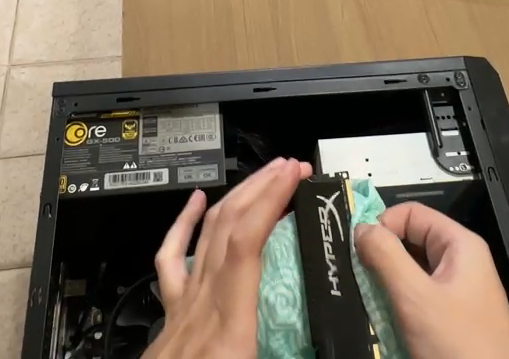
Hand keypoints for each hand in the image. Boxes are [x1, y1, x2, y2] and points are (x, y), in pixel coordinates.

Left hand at [145, 158, 312, 358]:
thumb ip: (300, 352)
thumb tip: (339, 345)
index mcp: (229, 332)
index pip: (247, 243)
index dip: (271, 200)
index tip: (295, 175)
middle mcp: (201, 310)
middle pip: (228, 227)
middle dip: (261, 187)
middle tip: (292, 168)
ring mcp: (180, 311)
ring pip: (206, 235)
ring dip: (236, 196)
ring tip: (263, 174)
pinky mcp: (168, 320)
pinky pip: (171, 260)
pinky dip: (184, 224)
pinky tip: (196, 202)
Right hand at [355, 202, 508, 358]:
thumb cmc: (458, 345)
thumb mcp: (416, 298)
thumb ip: (386, 257)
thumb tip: (361, 227)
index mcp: (460, 245)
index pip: (412, 213)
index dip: (383, 225)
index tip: (357, 251)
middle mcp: (462, 262)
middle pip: (411, 243)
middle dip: (383, 259)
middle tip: (358, 279)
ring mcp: (459, 293)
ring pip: (413, 274)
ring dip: (389, 286)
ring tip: (370, 303)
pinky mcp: (455, 319)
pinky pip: (420, 300)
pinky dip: (401, 307)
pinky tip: (387, 324)